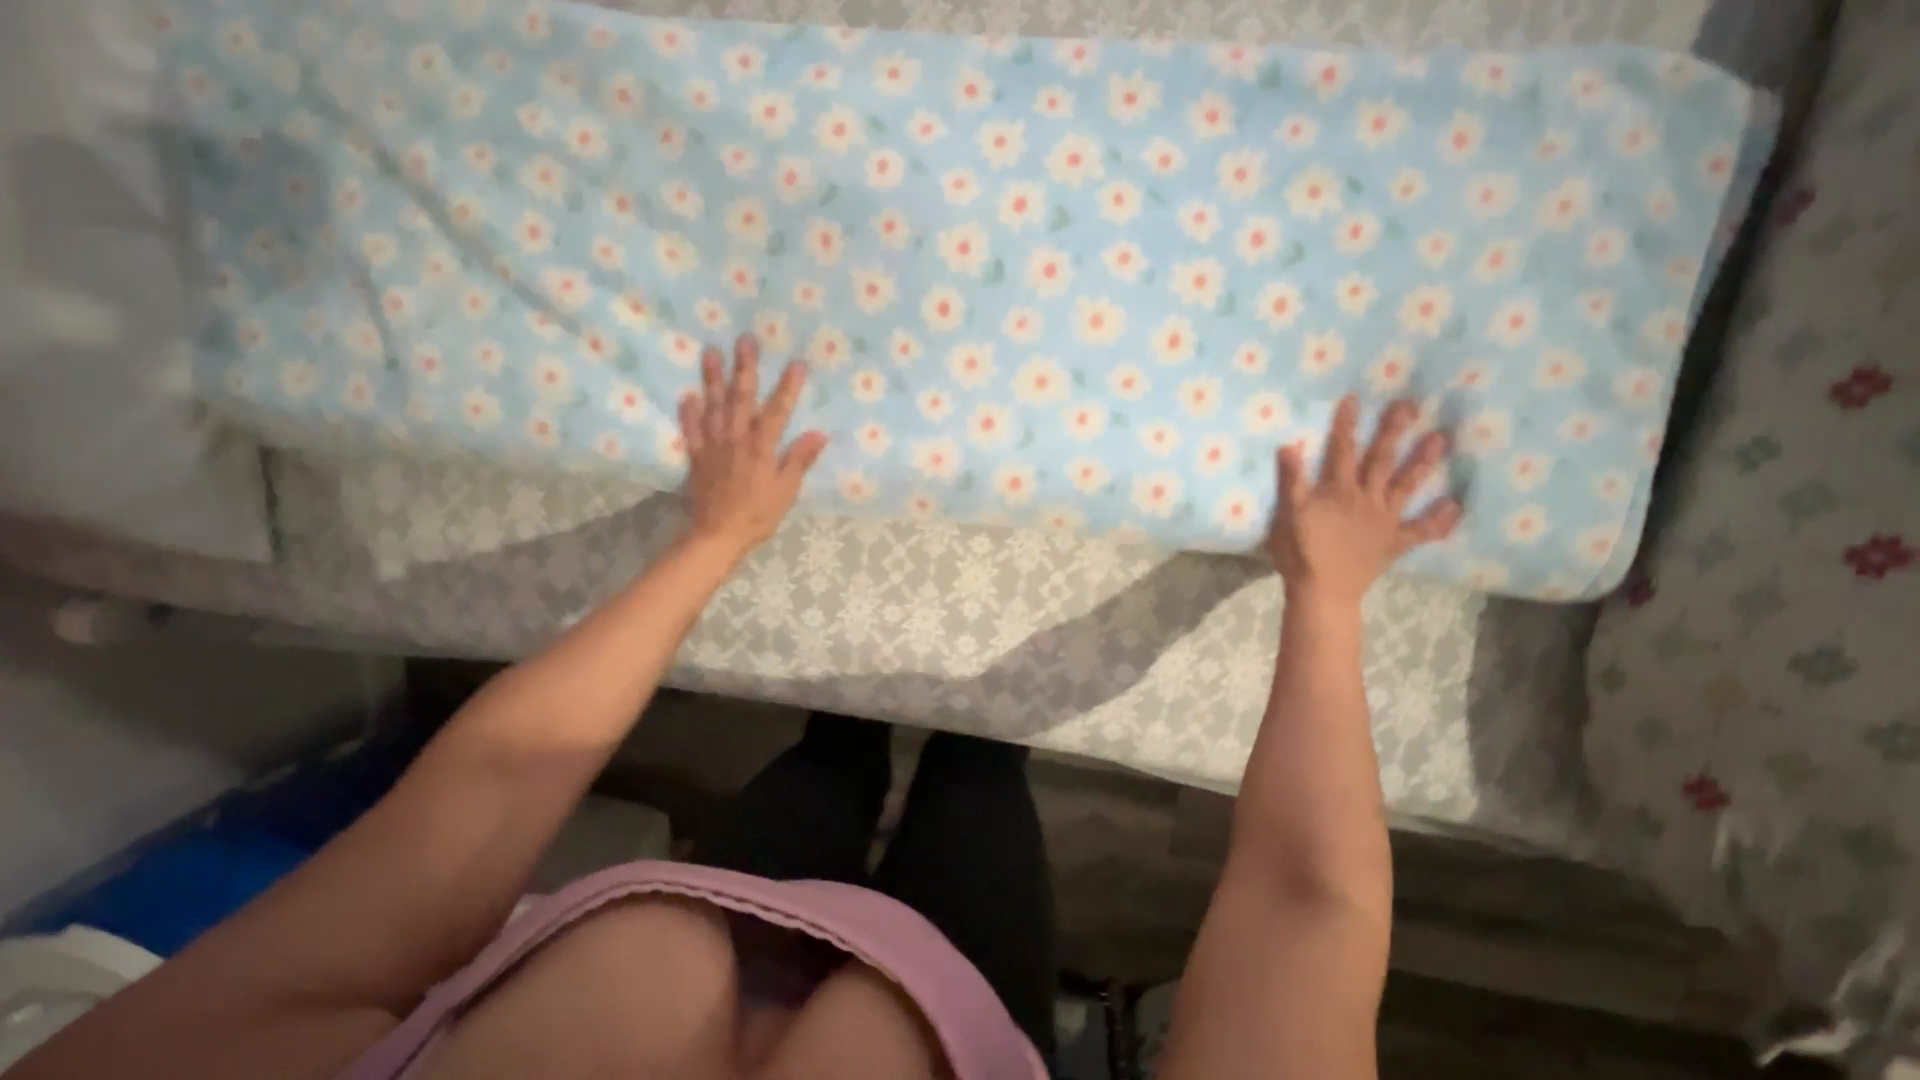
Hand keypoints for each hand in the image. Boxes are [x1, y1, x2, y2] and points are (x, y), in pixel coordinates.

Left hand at [677, 334, 827, 558]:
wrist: (716, 535)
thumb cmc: (756, 516)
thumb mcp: (785, 492)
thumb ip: (799, 460)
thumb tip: (819, 434)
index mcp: (761, 448)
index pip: (778, 411)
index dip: (787, 387)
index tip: (796, 362)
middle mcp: (736, 439)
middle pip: (741, 398)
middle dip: (744, 368)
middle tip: (744, 340)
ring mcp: (713, 446)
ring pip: (713, 406)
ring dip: (712, 378)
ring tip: (710, 352)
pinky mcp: (696, 457)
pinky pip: (691, 430)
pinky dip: (688, 413)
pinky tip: (687, 395)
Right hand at [1265, 396, 1459, 604]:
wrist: (1322, 591)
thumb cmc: (1299, 553)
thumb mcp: (1287, 515)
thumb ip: (1291, 481)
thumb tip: (1289, 445)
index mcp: (1337, 490)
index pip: (1341, 450)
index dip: (1346, 424)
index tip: (1355, 398)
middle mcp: (1365, 498)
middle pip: (1381, 459)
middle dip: (1394, 431)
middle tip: (1410, 406)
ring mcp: (1384, 520)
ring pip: (1406, 486)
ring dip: (1422, 463)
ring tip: (1440, 440)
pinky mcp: (1394, 542)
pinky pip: (1420, 530)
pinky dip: (1439, 520)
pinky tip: (1455, 506)